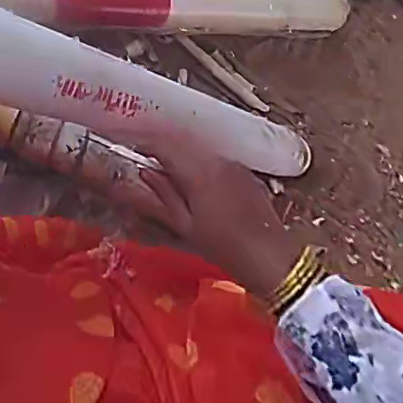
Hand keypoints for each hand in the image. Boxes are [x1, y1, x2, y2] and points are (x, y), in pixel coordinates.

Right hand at [132, 133, 305, 297]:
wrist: (273, 259)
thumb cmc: (224, 247)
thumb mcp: (186, 225)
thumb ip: (163, 193)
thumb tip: (145, 171)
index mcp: (197, 171)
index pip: (163, 145)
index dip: (143, 143)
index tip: (129, 148)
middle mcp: (215, 159)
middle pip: (180, 143)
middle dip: (159, 146)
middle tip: (142, 156)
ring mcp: (232, 164)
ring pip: (197, 150)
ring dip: (179, 154)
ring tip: (165, 168)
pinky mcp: (244, 172)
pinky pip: (213, 159)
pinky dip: (198, 163)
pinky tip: (194, 179)